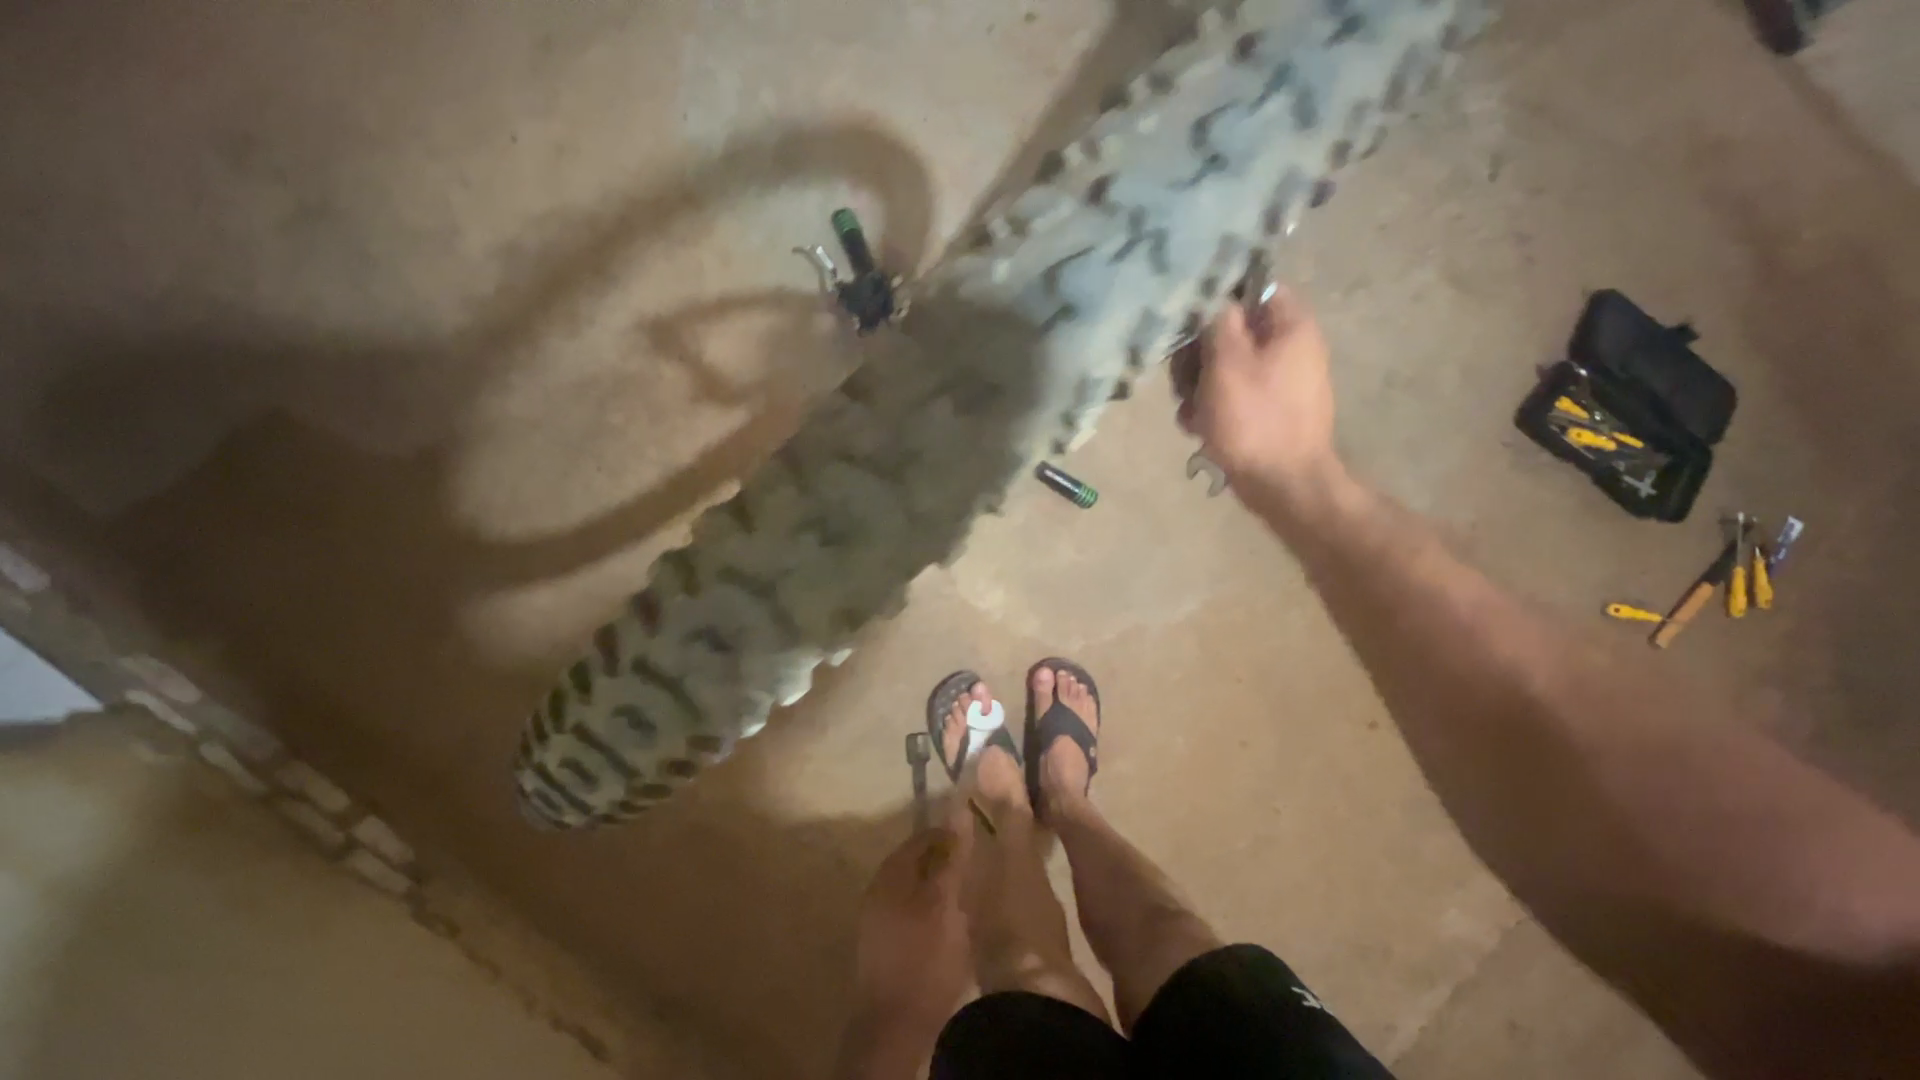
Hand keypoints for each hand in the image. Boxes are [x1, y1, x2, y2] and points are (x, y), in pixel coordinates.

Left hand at [843, 808, 974, 1070]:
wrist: (895, 1025)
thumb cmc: (924, 957)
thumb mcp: (946, 903)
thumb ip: (953, 858)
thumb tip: (958, 809)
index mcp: (890, 875)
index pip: (922, 838)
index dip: (951, 835)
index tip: (981, 840)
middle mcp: (877, 891)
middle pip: (915, 863)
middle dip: (945, 861)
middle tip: (979, 868)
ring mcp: (877, 920)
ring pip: (913, 889)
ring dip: (939, 887)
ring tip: (970, 895)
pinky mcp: (883, 946)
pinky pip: (910, 913)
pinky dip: (931, 910)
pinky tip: (952, 924)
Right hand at [1177, 287, 1339, 492]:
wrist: (1284, 485)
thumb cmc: (1255, 420)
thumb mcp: (1227, 364)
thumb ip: (1218, 322)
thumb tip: (1213, 298)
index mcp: (1291, 325)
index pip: (1252, 286)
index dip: (1217, 299)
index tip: (1189, 323)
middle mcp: (1290, 346)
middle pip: (1231, 330)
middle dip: (1199, 356)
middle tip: (1183, 380)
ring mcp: (1279, 381)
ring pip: (1224, 366)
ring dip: (1199, 387)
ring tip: (1191, 412)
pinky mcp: (1267, 410)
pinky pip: (1232, 395)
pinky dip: (1212, 409)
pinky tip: (1199, 428)